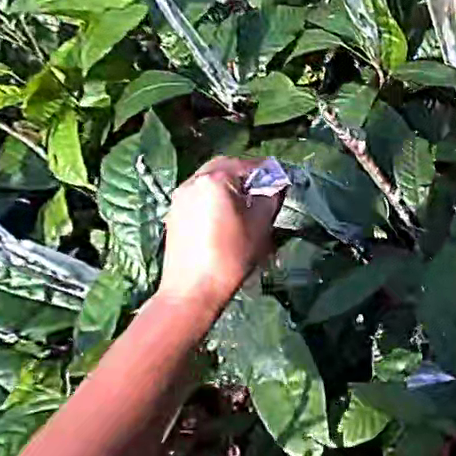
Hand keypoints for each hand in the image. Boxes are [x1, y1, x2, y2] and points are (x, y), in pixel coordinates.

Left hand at [155, 157, 282, 315]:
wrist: (191, 291)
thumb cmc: (230, 257)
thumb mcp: (260, 226)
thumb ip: (270, 198)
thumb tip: (276, 184)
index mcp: (215, 179)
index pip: (248, 164)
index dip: (268, 171)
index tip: (282, 180)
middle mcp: (193, 181)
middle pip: (224, 167)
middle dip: (245, 175)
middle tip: (264, 190)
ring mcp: (180, 197)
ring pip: (209, 180)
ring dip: (228, 185)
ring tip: (245, 205)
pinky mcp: (174, 214)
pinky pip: (198, 196)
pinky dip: (214, 198)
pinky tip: (225, 217)